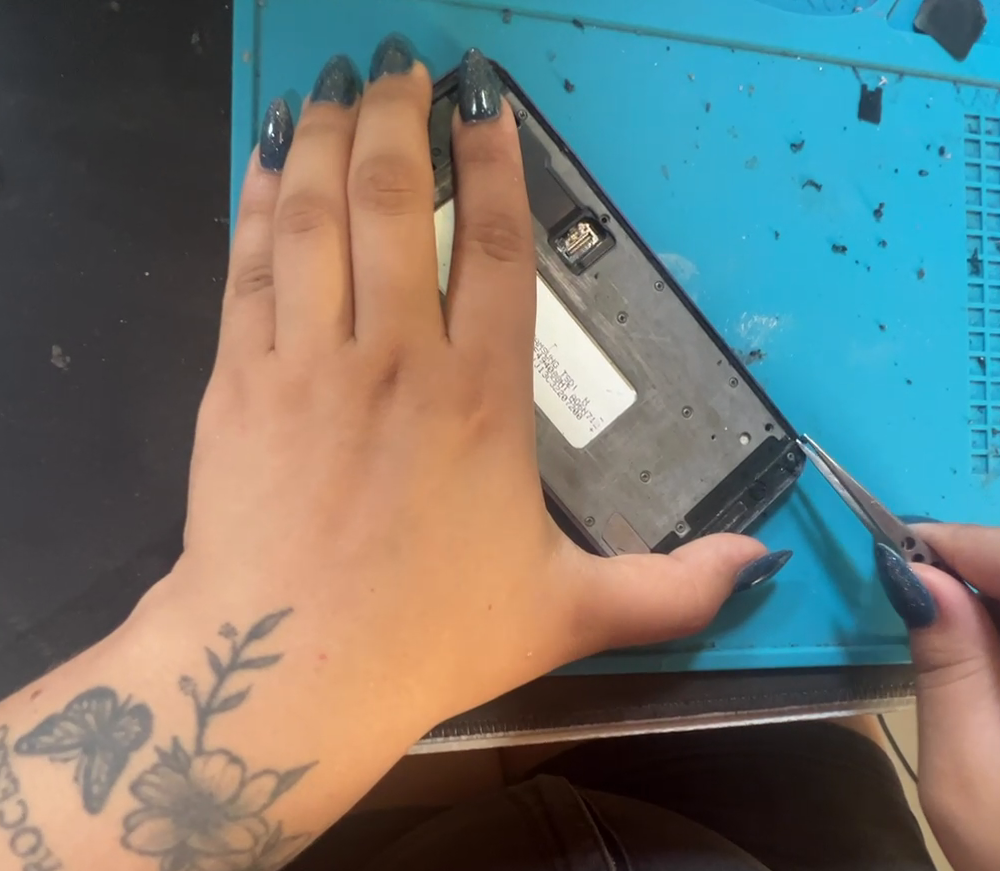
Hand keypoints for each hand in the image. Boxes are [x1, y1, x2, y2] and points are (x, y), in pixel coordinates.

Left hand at [151, 43, 771, 734]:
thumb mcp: (570, 617)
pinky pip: (246, 269)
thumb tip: (764, 567)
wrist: (287, 675)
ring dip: (324, 138)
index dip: (491, 166)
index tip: (486, 107)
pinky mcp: (235, 384)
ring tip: (335, 86)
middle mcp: (393, 358)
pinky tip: (262, 160)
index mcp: (480, 398)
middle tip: (402, 65)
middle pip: (389, 201)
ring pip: (312, 216)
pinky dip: (255, 204)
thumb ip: (672, 591)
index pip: (491, 247)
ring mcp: (305, 364)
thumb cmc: (432, 642)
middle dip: (398, 119)